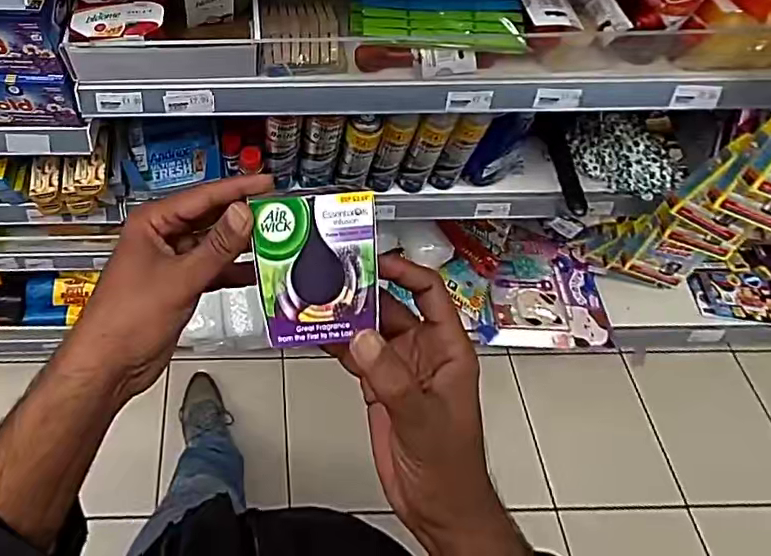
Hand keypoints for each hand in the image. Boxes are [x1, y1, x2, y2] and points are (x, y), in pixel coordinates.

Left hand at [59, 174, 271, 406]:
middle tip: (275, 210)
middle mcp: (161, 236)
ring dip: (239, 244)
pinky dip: (231, 269)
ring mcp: (170, 261)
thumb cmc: (123, 321)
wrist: (107, 368)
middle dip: (242, 215)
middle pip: (209, 217)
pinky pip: (211, 268)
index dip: (237, 188)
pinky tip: (254, 271)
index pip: (202, 196)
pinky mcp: (178, 284)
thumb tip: (242, 214)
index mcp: (152, 222)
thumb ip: (216, 247)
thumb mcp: (179, 279)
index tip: (264, 183)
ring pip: (212, 243)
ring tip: (272, 238)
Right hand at [325, 254, 527, 555]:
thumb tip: (364, 338)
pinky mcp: (378, 383)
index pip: (429, 291)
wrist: (439, 510)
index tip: (377, 261)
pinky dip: (335, 341)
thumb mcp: (423, 418)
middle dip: (364, 290)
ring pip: (370, 326)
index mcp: (447, 347)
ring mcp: (399, 365)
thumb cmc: (453, 468)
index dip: (405, 271)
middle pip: (392, 304)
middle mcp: (423, 349)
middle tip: (335, 276)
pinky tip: (316, 332)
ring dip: (346, 315)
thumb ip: (392, 377)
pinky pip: (355, 351)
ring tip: (318, 301)